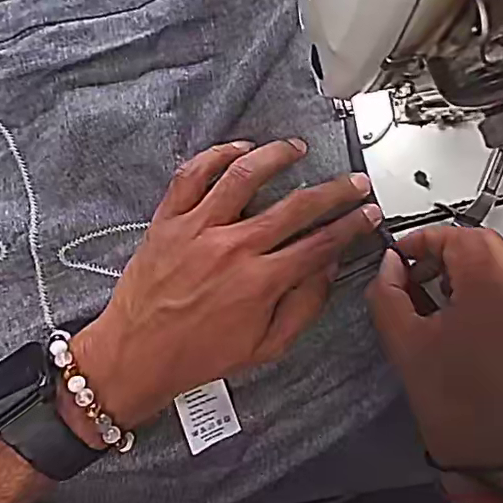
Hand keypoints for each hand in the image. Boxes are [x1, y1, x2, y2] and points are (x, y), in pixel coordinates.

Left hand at [71, 138, 380, 427]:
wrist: (136, 354)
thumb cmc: (195, 354)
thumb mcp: (264, 347)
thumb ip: (302, 307)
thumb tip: (326, 271)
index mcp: (260, 282)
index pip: (321, 242)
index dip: (352, 224)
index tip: (365, 214)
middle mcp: (232, 249)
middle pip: (297, 205)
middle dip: (335, 190)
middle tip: (352, 182)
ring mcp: (198, 229)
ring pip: (245, 176)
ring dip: (278, 156)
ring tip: (296, 148)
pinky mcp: (169, 221)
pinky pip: (193, 175)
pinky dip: (217, 155)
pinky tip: (237, 150)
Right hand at [365, 226, 502, 478]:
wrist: (490, 448)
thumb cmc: (453, 404)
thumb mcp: (402, 340)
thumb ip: (387, 291)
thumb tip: (391, 265)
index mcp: (491, 289)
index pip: (458, 237)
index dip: (425, 242)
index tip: (407, 254)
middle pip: (488, 241)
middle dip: (451, 249)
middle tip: (424, 271)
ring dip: (483, 261)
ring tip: (454, 288)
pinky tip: (480, 309)